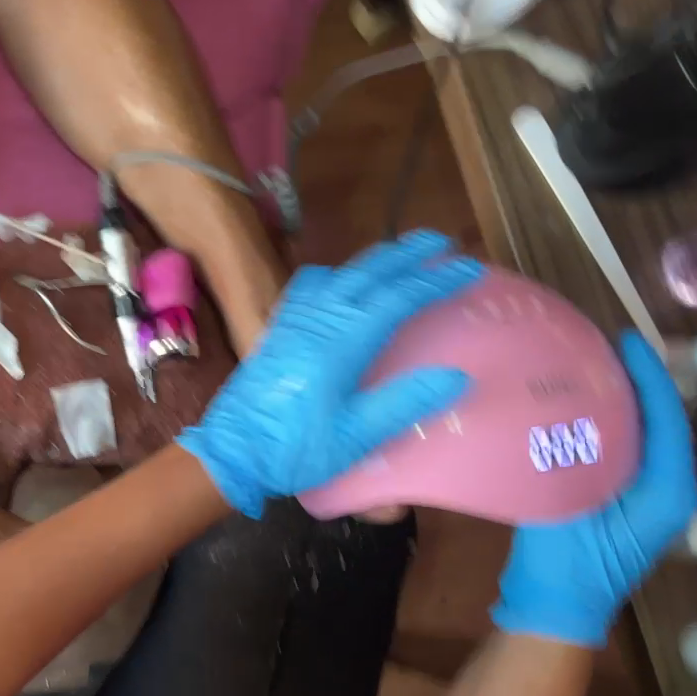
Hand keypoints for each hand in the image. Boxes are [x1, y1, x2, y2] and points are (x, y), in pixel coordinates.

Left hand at [178, 230, 481, 517]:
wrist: (229, 454)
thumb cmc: (291, 450)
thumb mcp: (354, 438)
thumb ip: (402, 404)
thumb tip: (456, 375)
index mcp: (338, 345)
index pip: (395, 300)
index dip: (433, 282)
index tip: (468, 268)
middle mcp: (313, 325)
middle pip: (362, 276)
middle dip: (402, 256)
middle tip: (437, 241)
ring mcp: (288, 328)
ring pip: (332, 279)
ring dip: (366, 263)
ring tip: (394, 255)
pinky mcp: (272, 337)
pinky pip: (303, 293)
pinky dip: (329, 278)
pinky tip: (334, 284)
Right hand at [492, 332, 696, 646]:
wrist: (553, 610)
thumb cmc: (567, 565)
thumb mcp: (569, 509)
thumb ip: (572, 462)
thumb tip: (563, 412)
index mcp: (668, 489)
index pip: (666, 419)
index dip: (648, 377)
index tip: (624, 341)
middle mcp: (665, 489)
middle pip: (655, 424)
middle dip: (633, 385)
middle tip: (599, 350)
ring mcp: (639, 498)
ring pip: (634, 438)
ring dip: (613, 405)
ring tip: (583, 373)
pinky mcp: (612, 503)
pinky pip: (613, 453)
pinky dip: (596, 429)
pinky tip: (567, 414)